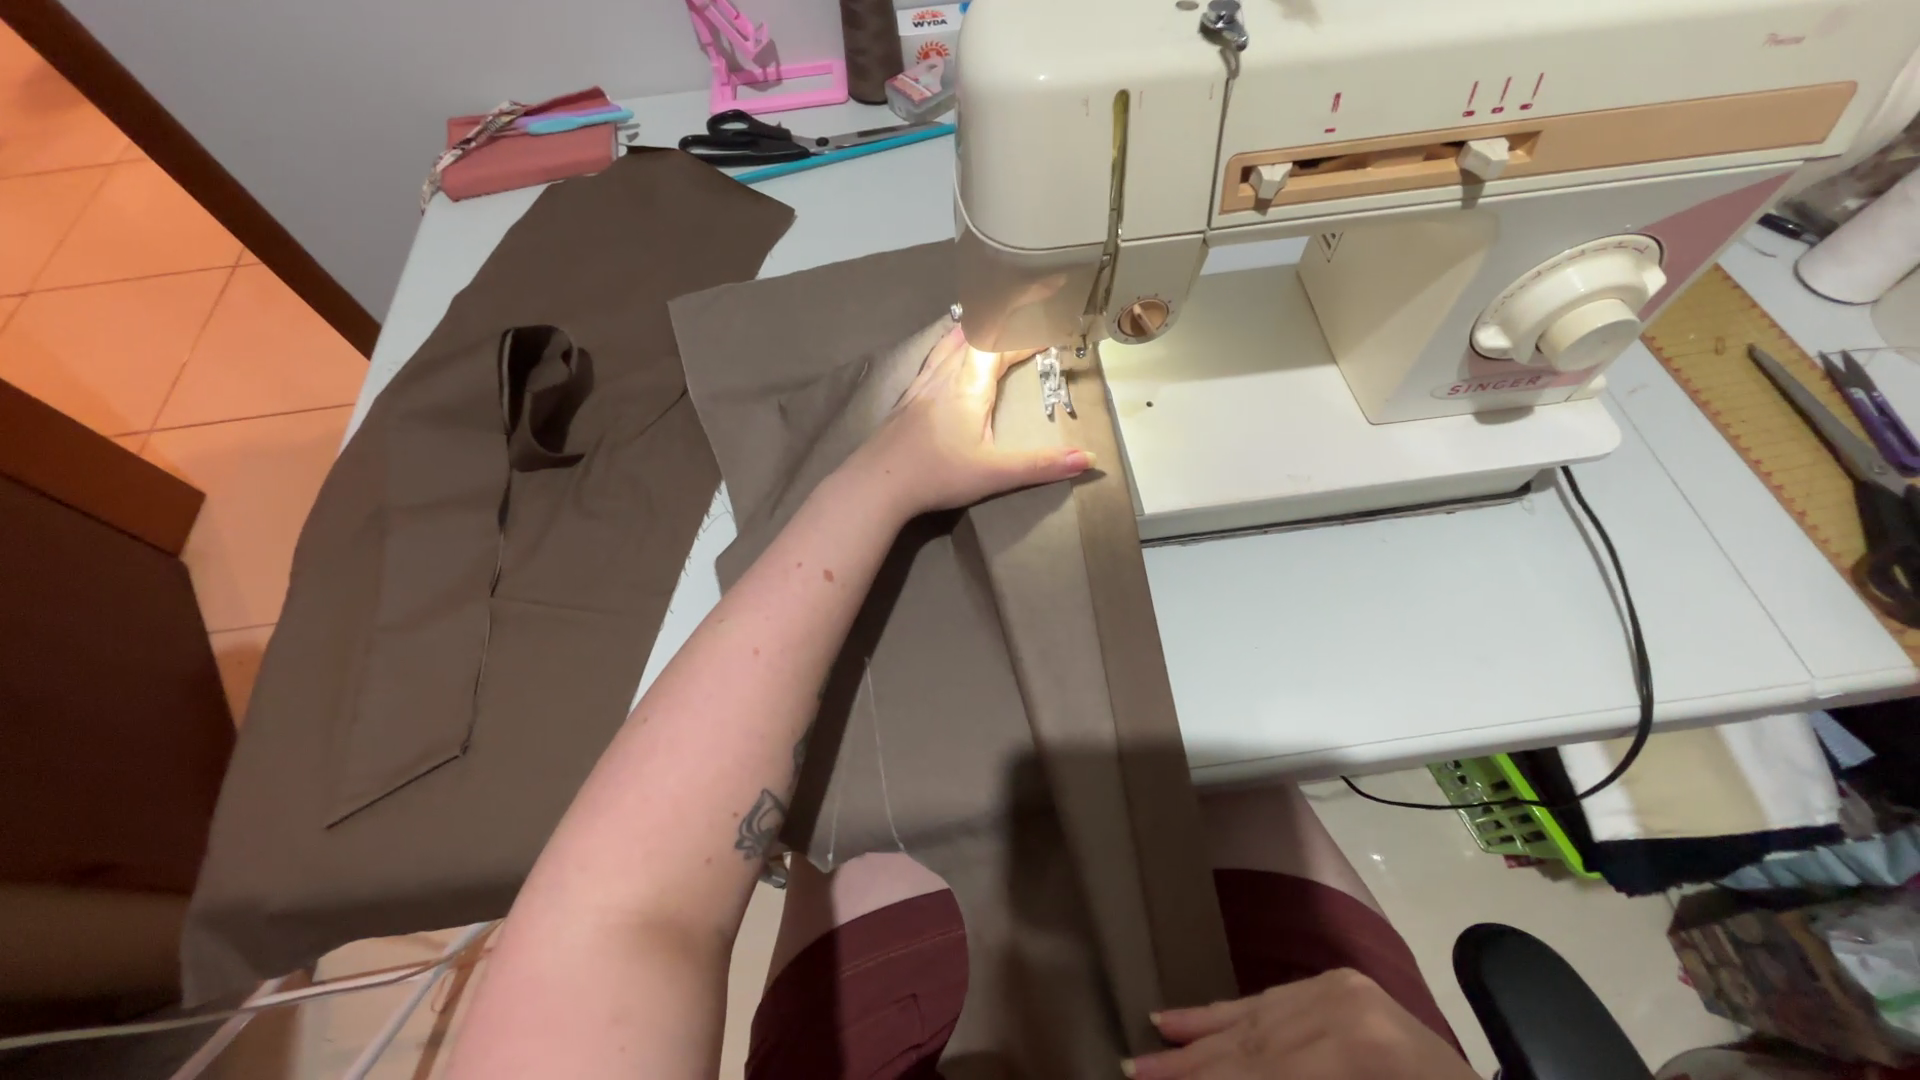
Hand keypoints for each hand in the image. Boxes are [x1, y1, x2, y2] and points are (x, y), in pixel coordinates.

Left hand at [843, 324, 1093, 518]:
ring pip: (952, 341)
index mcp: (970, 384)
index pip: (1004, 342)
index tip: (1054, 314)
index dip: (1030, 328)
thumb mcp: (995, 474)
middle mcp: (946, 374)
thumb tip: (1089, 457)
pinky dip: (953, 344)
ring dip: (977, 327)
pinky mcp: (909, 398)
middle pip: (978, 332)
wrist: (876, 484)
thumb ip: (1042, 465)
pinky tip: (949, 354)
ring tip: (993, 318)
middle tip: (1028, 308)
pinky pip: (935, 357)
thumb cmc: (936, 475)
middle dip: (1006, 319)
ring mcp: (923, 383)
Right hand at [1125, 970, 1476, 1079]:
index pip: (1259, 1073)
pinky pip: (1270, 1002)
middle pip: (1249, 1048)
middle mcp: (1345, 1006)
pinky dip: (1225, 1015)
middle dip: (1189, 1067)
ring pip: (1251, 1020)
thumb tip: (1209, 1078)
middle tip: (1134, 1072)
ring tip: (1147, 1051)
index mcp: (1356, 1051)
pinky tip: (1184, 1020)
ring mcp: (1343, 988)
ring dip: (1196, 1040)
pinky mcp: (1341, 984)